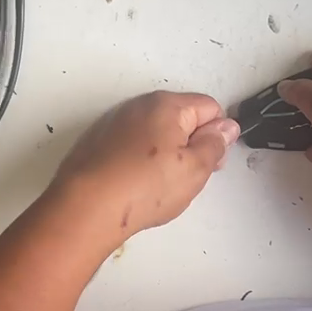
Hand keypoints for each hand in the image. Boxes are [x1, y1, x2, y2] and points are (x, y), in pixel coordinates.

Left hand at [47, 91, 238, 243]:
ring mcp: (114, 121)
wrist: (86, 206)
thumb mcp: (195, 169)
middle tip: (186, 178)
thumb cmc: (142, 187)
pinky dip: (137, 160)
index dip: (216, 135)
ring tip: (158, 186)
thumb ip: (215, 144)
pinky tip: (134, 185)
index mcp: (167, 104)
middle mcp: (138, 105)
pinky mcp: (96, 141)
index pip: (210, 107)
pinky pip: (129, 144)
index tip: (210, 161)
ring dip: (163, 153)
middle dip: (189, 144)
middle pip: (180, 117)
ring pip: (153, 132)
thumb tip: (225, 128)